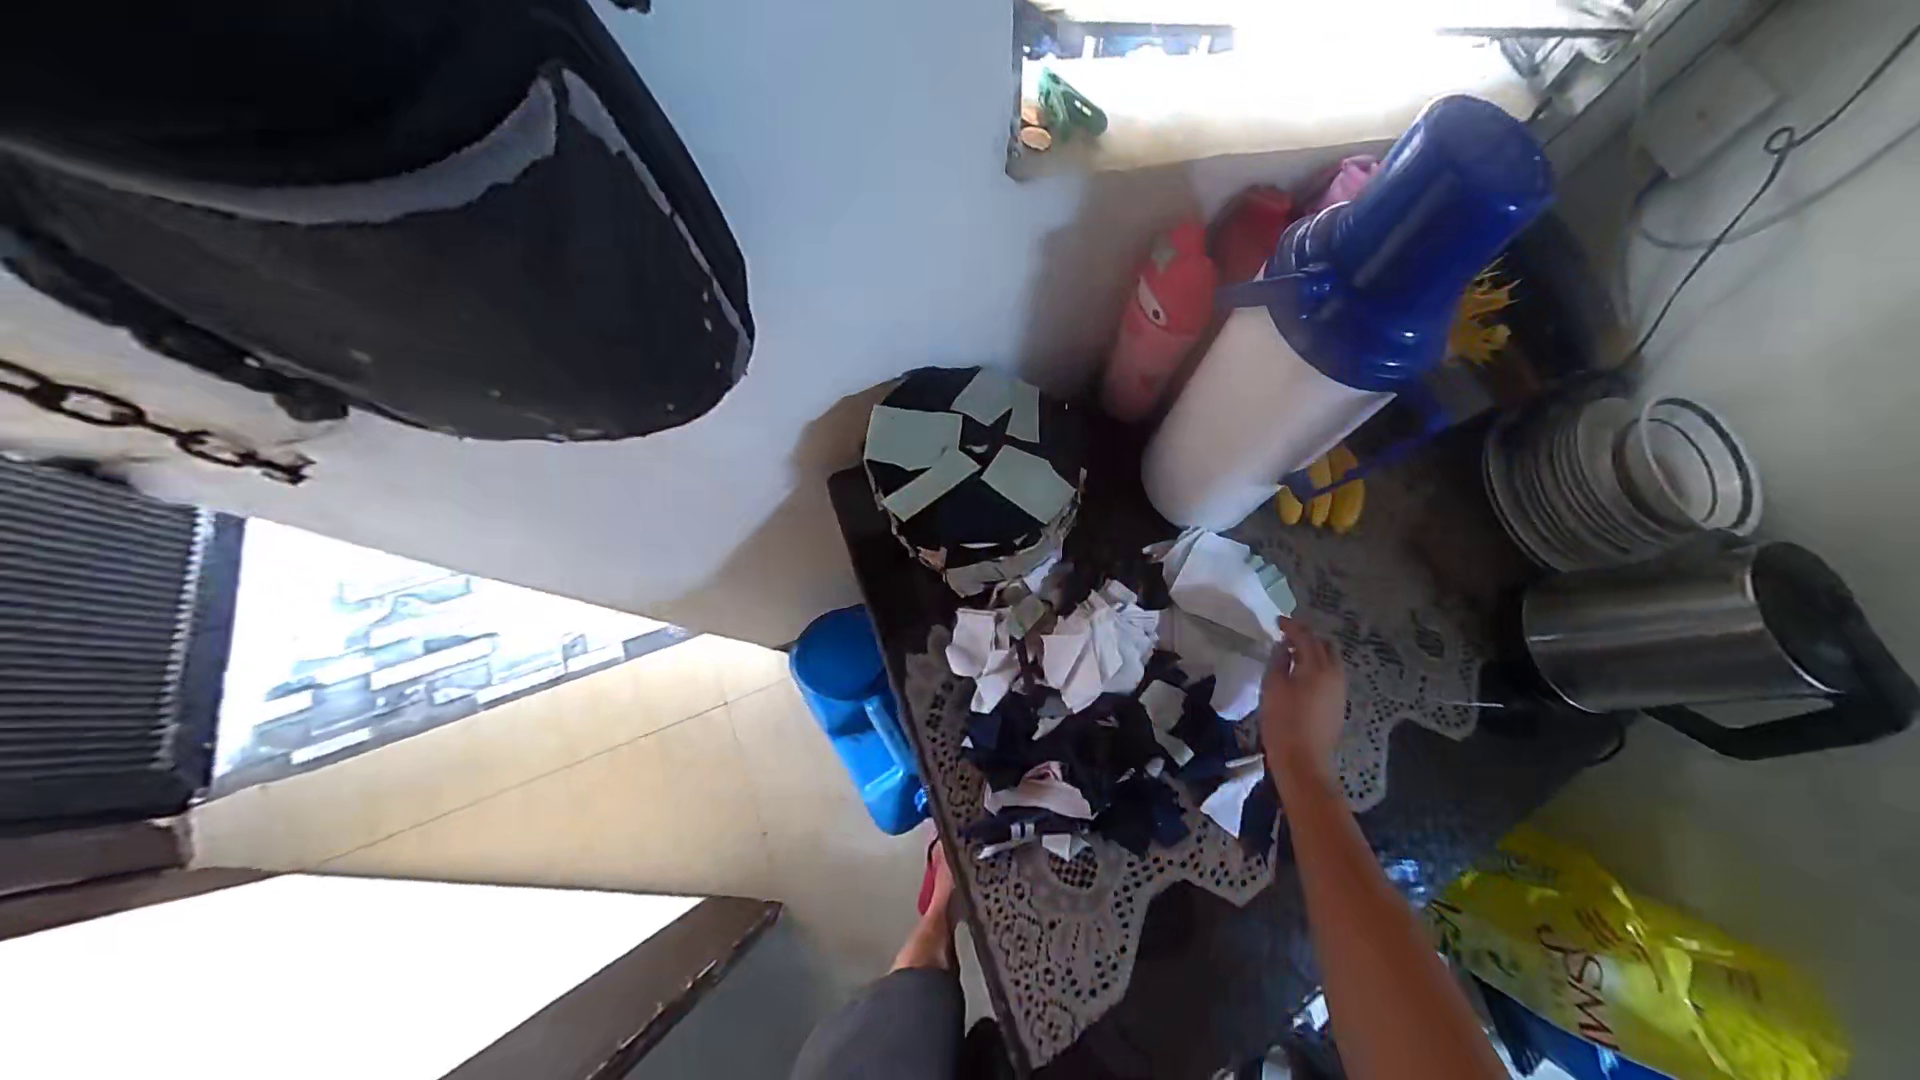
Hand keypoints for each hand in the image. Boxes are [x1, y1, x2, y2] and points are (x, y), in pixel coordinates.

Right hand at [1259, 616, 1348, 783]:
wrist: (1303, 759)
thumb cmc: (1282, 721)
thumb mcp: (1272, 686)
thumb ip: (1279, 661)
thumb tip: (1284, 646)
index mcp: (1318, 667)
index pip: (1306, 637)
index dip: (1291, 626)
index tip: (1277, 621)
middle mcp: (1335, 674)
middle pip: (1325, 646)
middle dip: (1306, 637)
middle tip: (1285, 636)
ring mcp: (1340, 690)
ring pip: (1330, 660)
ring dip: (1313, 652)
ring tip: (1291, 655)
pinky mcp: (1338, 704)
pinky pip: (1330, 675)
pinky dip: (1317, 666)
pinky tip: (1300, 675)